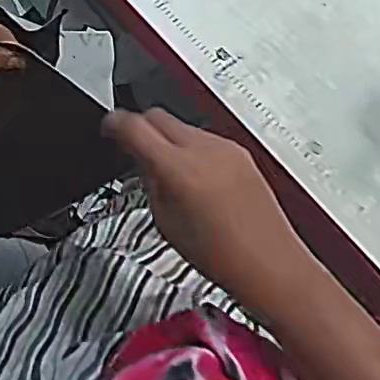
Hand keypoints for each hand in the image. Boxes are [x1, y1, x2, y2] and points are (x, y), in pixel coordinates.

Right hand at [102, 108, 311, 312]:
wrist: (269, 263)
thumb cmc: (222, 255)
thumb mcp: (165, 222)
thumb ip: (149, 182)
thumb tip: (142, 160)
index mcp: (178, 169)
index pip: (134, 126)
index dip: (114, 123)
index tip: (110, 127)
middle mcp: (203, 149)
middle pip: (157, 116)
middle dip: (140, 128)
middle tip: (134, 149)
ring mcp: (225, 147)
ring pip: (181, 125)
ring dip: (168, 140)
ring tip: (170, 175)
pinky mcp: (240, 151)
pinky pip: (204, 138)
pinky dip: (191, 149)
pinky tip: (195, 179)